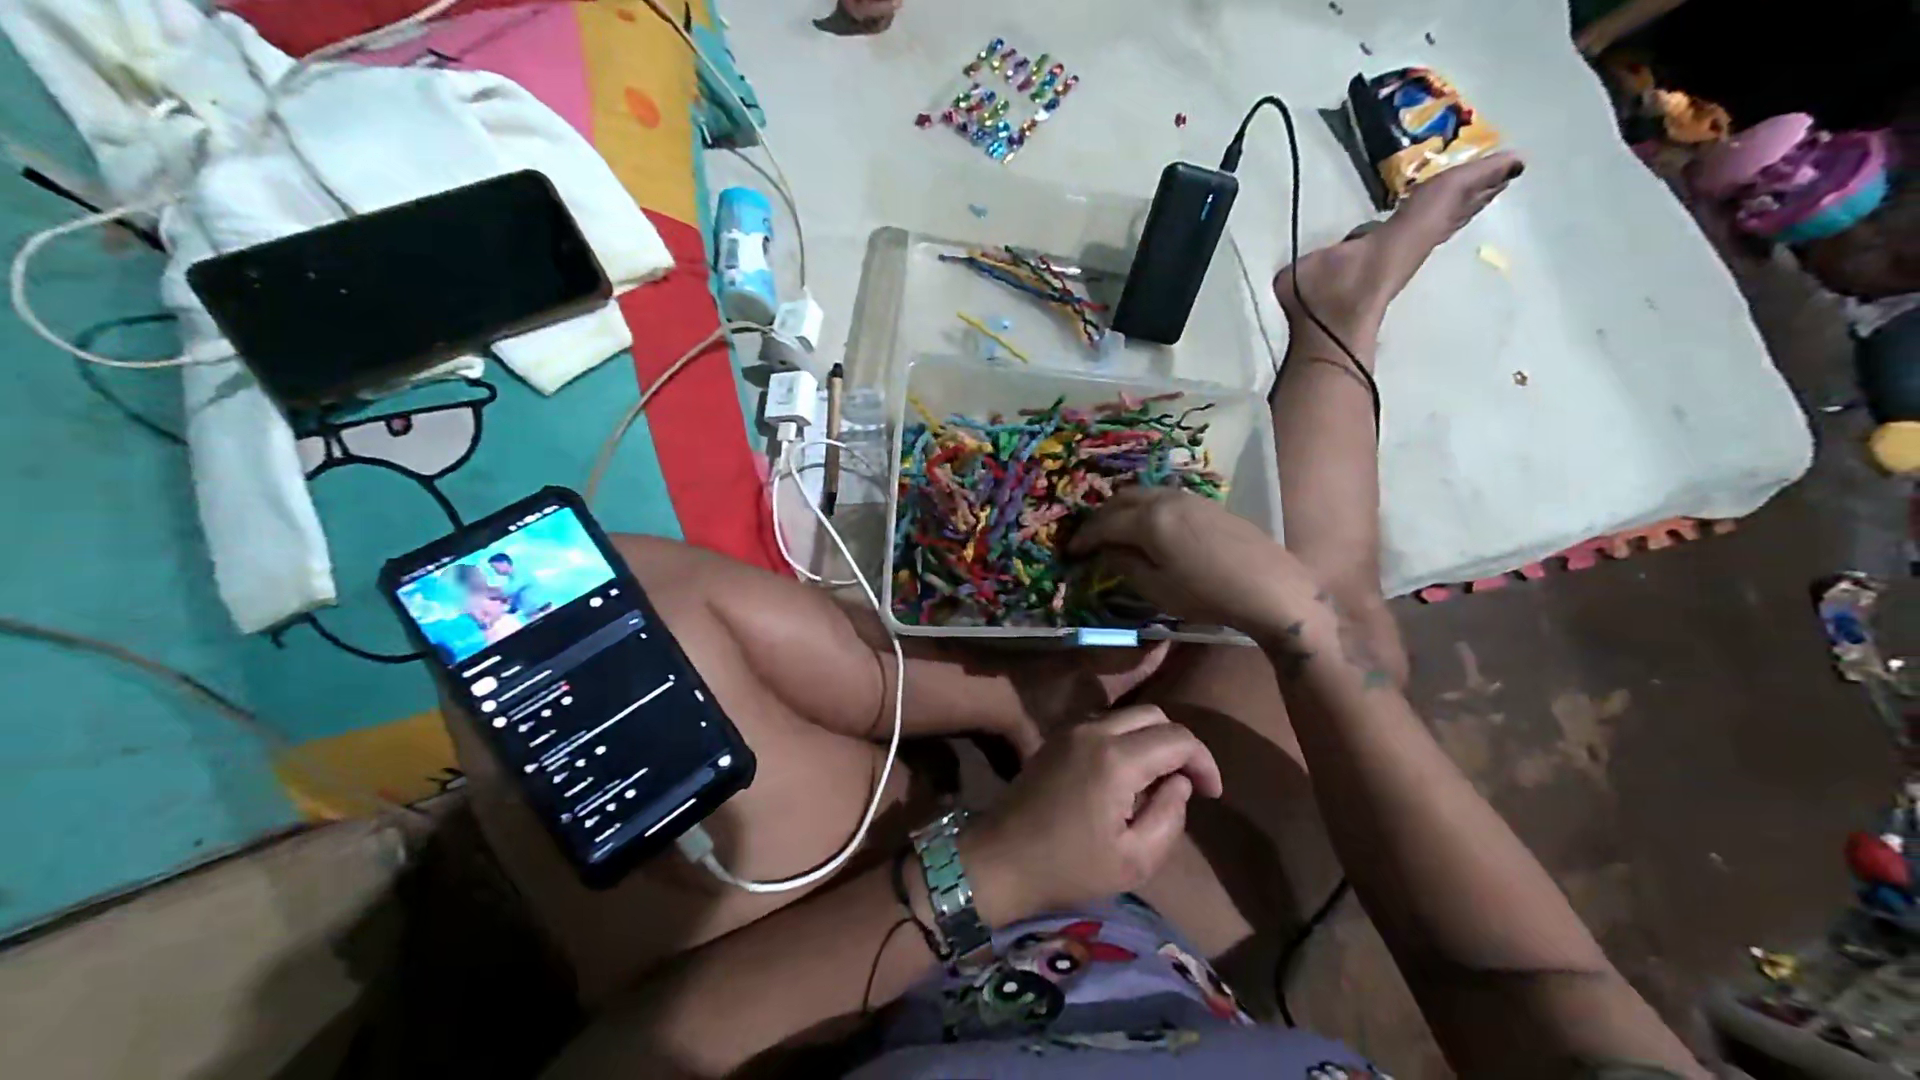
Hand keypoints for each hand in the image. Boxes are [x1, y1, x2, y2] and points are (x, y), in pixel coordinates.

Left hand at [960, 705, 1222, 923]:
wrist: (1000, 859)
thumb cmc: (1069, 868)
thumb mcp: (1134, 860)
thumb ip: (1169, 815)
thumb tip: (1179, 782)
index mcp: (1116, 758)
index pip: (1178, 738)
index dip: (1204, 762)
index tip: (1212, 794)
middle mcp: (1094, 731)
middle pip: (1154, 715)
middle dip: (1180, 744)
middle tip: (1188, 784)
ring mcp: (1070, 730)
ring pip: (1128, 715)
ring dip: (1152, 739)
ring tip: (1159, 782)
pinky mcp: (1056, 738)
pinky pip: (1104, 724)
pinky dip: (1126, 739)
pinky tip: (1126, 776)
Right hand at [1068, 487, 1321, 635]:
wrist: (1270, 586)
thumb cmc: (1208, 593)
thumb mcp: (1157, 589)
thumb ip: (1125, 565)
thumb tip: (1107, 552)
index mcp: (1148, 520)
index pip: (1104, 524)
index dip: (1083, 538)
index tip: (1070, 552)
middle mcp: (1165, 499)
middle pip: (1121, 500)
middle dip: (1100, 518)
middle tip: (1090, 539)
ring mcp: (1189, 497)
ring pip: (1143, 494)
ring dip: (1122, 509)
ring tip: (1115, 531)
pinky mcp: (1207, 504)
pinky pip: (1162, 497)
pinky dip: (1144, 507)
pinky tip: (1147, 526)